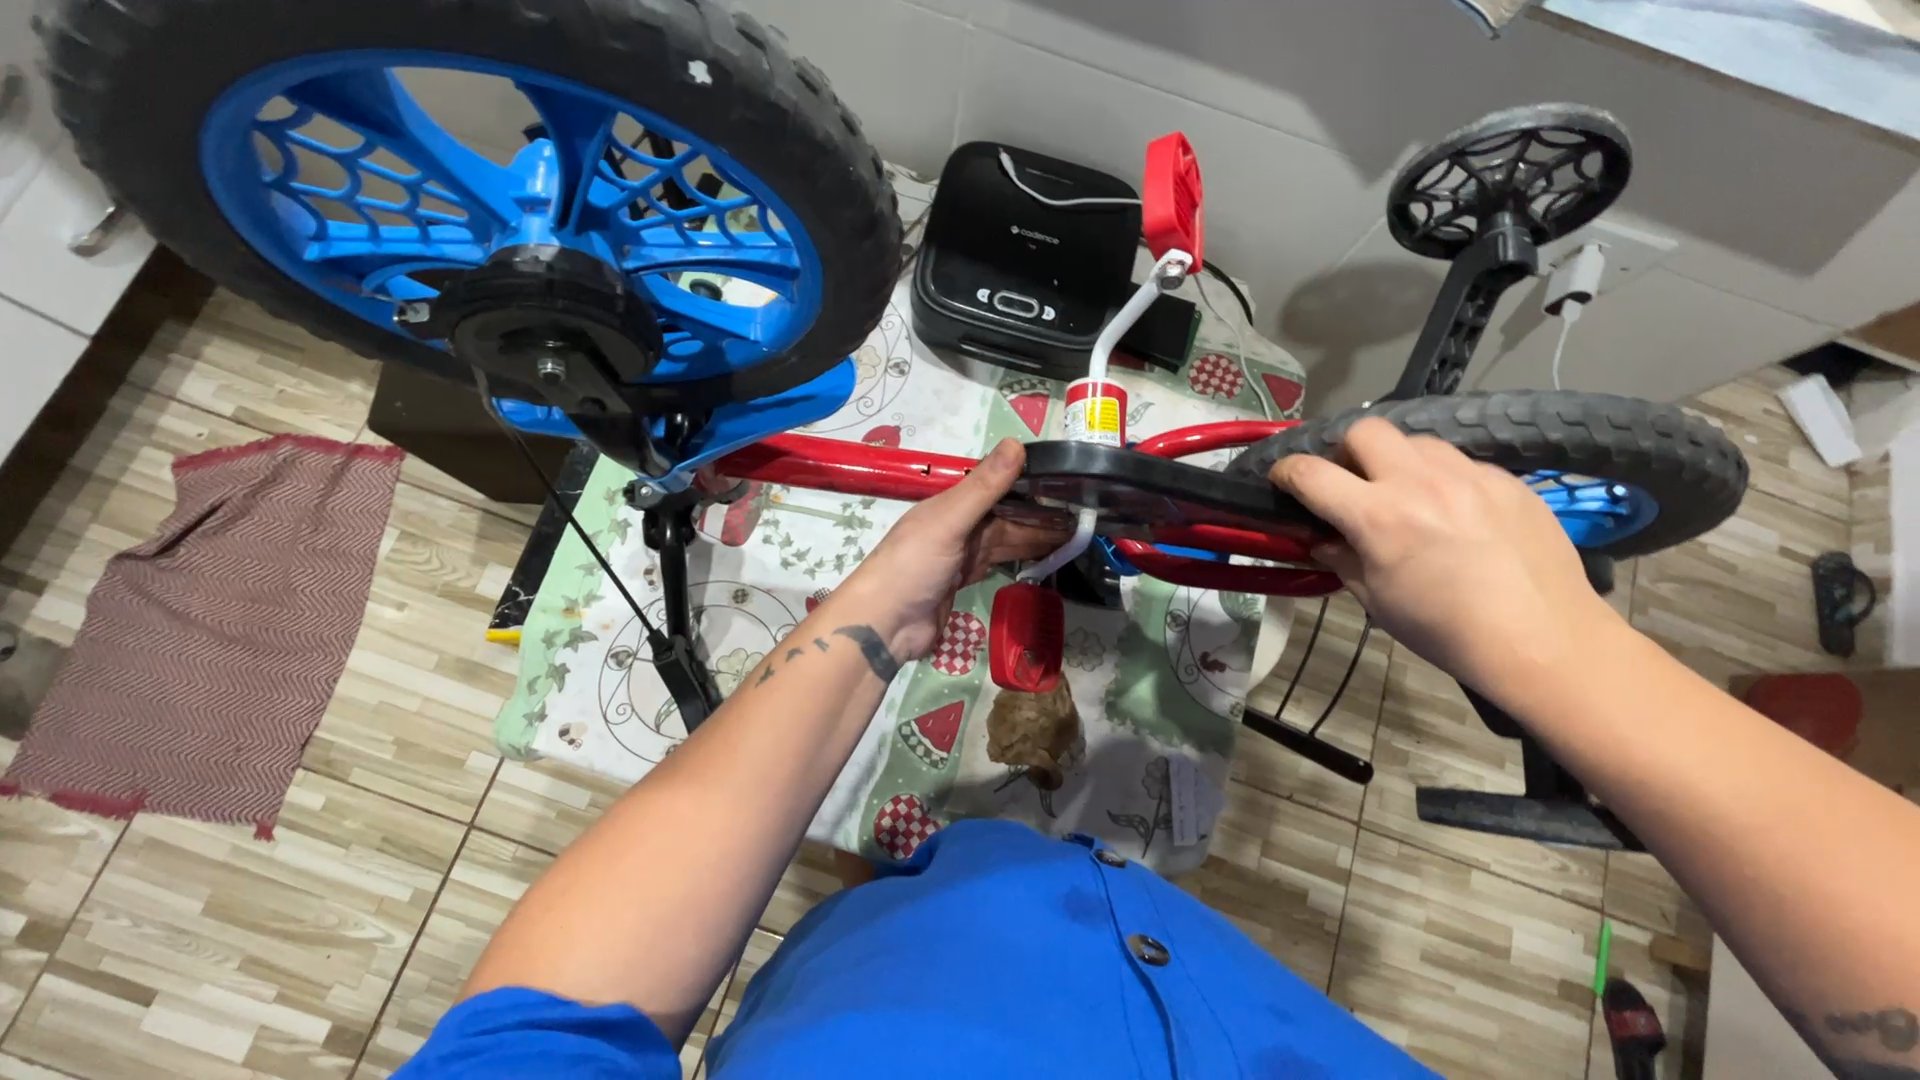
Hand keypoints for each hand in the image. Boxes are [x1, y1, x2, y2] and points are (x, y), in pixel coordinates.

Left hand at [837, 439, 1067, 659]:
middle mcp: (955, 527)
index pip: (996, 488)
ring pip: (1003, 541)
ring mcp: (958, 557)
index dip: (1029, 486)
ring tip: (1071, 536)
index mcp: (949, 505)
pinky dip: (1017, 560)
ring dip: (1033, 538)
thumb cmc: (913, 566)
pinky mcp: (961, 584)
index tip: (1067, 486)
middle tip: (1081, 517)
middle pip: (1004, 517)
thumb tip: (1017, 442)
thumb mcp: (949, 521)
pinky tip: (1039, 558)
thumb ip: (984, 486)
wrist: (885, 624)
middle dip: (1038, 517)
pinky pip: (995, 565)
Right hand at [1268, 418, 1622, 695]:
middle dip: (1346, 451)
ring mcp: (1470, 476)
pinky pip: (1462, 463)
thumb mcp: (1376, 599)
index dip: (1286, 472)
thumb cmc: (1444, 630)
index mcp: (1378, 517)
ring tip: (1405, 493)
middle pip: (1365, 430)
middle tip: (1351, 482)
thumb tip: (1322, 538)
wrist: (1541, 638)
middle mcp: (1421, 483)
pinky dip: (1443, 479)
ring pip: (1417, 441)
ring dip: (1397, 460)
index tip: (1282, 479)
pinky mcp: (1508, 481)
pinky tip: (1454, 513)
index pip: (1311, 473)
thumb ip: (1341, 558)